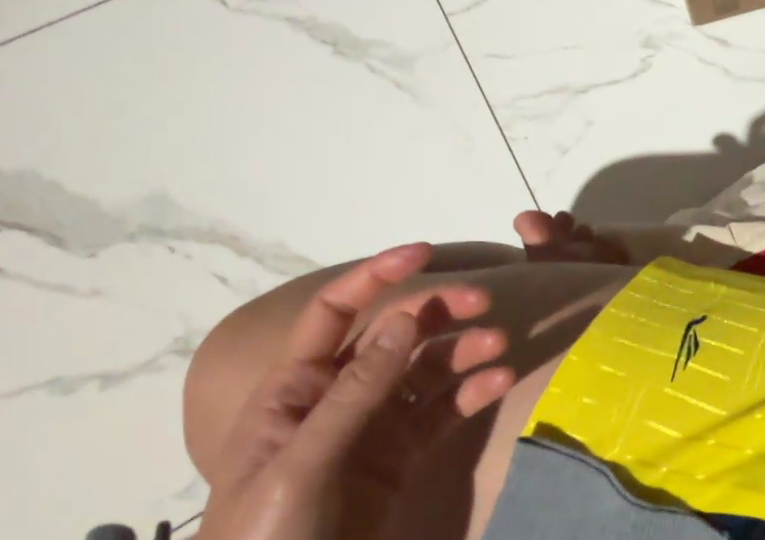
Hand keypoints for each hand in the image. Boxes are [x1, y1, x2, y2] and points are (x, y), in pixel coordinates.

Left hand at [199, 244, 516, 539]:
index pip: (334, 313)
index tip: (422, 252)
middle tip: (484, 302)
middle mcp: (337, 396)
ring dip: (462, 350)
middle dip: (437, 311)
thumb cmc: (265, 538)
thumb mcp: (302, 465)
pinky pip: (443, 413)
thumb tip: (404, 318)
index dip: (374, 277)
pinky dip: (472, 393)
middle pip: (393, 334)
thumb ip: (356, 392)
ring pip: (426, 370)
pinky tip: (499, 380)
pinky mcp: (402, 458)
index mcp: (294, 389)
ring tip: (499, 345)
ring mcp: (373, 427)